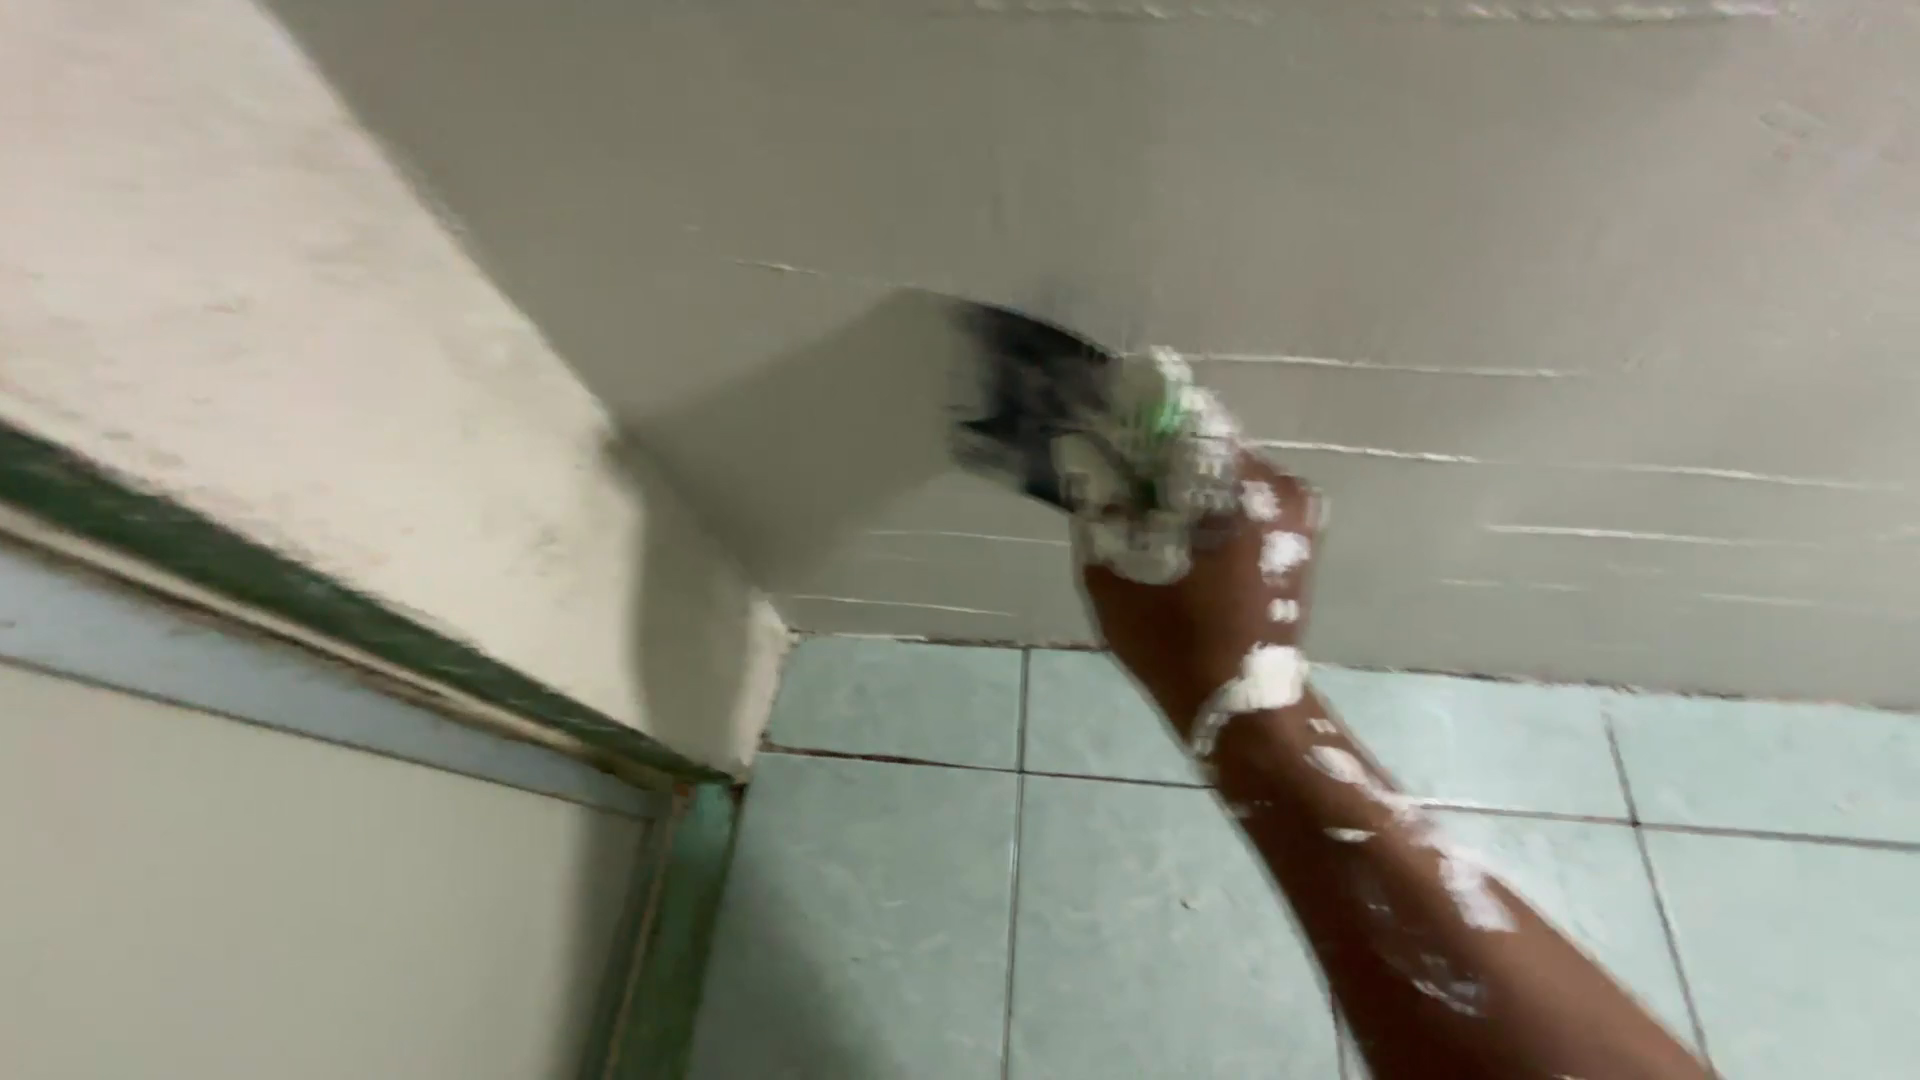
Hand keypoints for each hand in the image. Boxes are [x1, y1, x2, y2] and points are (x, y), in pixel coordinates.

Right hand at [1075, 449, 1322, 738]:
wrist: (1238, 705)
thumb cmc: (1172, 642)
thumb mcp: (1113, 579)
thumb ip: (1096, 519)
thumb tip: (1087, 475)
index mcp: (1237, 489)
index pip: (1186, 425)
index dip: (1143, 431)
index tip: (1111, 440)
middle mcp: (1281, 489)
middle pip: (1210, 448)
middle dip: (1166, 461)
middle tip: (1127, 482)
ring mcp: (1298, 515)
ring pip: (1229, 474)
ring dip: (1189, 485)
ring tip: (1150, 511)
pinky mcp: (1299, 540)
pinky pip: (1247, 501)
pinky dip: (1214, 506)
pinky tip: (1181, 533)